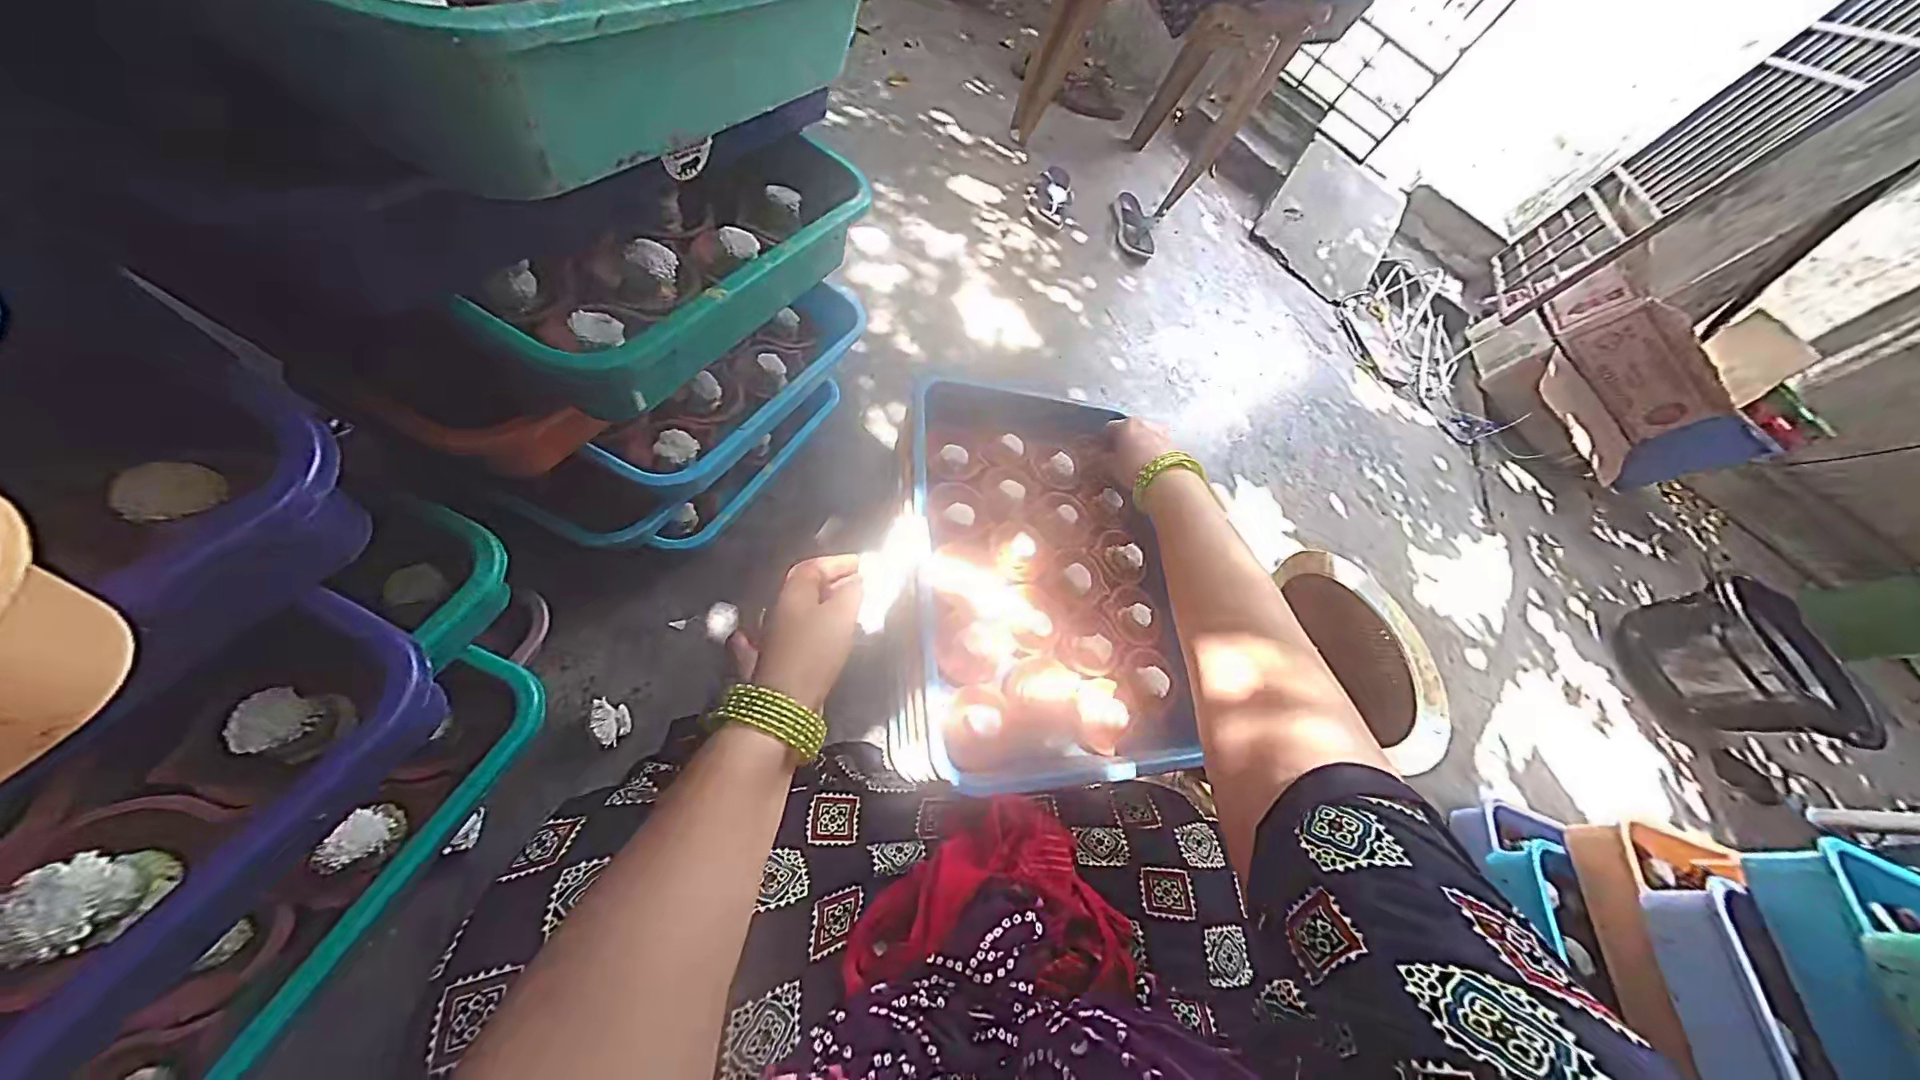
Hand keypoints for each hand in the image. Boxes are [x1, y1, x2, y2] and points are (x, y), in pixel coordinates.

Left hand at [748, 555, 863, 712]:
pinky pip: (795, 632)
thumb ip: (851, 592)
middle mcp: (780, 609)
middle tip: (856, 583)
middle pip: (805, 587)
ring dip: (823, 603)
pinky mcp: (780, 658)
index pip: (814, 566)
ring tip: (846, 606)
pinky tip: (810, 630)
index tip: (861, 565)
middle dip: (831, 581)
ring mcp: (776, 635)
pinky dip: (808, 625)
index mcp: (793, 593)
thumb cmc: (815, 651)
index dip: (838, 562)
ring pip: (801, 610)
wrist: (787, 702)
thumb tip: (855, 580)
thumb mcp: (841, 615)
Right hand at [1104, 416, 1175, 486]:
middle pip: (1129, 429)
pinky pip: (1157, 442)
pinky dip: (1151, 449)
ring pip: (1145, 435)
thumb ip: (1102, 459)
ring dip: (1139, 444)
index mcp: (1125, 424)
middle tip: (1120, 457)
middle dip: (1124, 441)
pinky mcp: (1173, 442)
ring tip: (1136, 461)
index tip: (1103, 452)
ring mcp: (1160, 430)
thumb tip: (1098, 456)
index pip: (1109, 428)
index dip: (1104, 441)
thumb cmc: (1134, 470)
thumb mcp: (1111, 468)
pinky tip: (1149, 463)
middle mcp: (1144, 422)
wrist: (1167, 480)